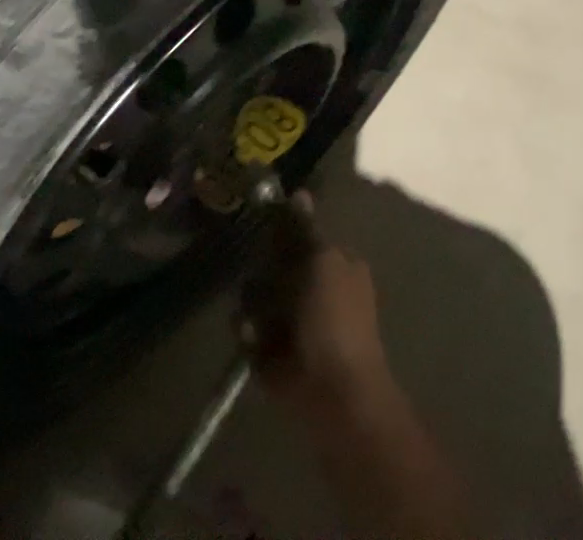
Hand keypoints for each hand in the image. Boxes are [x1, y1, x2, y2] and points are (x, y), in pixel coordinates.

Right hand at [240, 193, 397, 420]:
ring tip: (262, 317)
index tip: (260, 227)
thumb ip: (305, 229)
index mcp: (335, 264)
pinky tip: (256, 338)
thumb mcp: (323, 261)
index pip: (300, 235)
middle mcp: (313, 288)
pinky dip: (250, 331)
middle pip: (271, 262)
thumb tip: (298, 192)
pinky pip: (247, 325)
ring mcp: (290, 319)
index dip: (280, 231)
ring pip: (254, 293)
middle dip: (262, 269)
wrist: (332, 390)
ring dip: (254, 303)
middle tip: (263, 275)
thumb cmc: (334, 318)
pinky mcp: (269, 346)